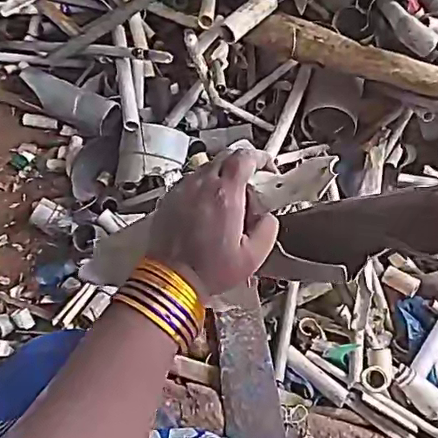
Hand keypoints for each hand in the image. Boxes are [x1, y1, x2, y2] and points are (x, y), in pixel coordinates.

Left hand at [144, 146, 279, 297]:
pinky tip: (207, 212)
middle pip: (225, 158)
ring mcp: (182, 190)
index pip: (245, 157)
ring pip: (206, 169)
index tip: (267, 168)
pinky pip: (190, 183)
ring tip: (228, 205)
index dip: (261, 158)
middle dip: (242, 167)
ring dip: (221, 179)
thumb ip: (269, 227)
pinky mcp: (169, 199)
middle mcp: (201, 186)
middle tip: (250, 187)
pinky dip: (202, 190)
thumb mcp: (253, 256)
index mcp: (225, 194)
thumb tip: (267, 216)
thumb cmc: (206, 270)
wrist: (171, 279)